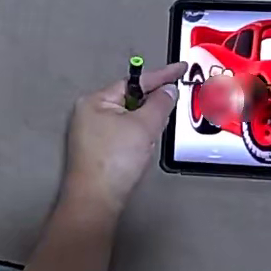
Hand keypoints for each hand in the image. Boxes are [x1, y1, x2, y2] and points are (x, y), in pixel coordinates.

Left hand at [58, 61, 186, 214]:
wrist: (96, 200)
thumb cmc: (114, 161)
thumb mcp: (144, 126)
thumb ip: (160, 103)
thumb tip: (168, 90)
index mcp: (95, 101)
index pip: (134, 82)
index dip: (161, 76)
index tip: (179, 69)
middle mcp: (90, 113)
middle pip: (132, 100)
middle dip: (152, 108)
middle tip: (167, 113)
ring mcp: (92, 133)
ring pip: (130, 120)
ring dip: (146, 126)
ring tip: (149, 141)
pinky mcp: (98, 151)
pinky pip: (124, 135)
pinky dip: (138, 138)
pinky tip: (142, 150)